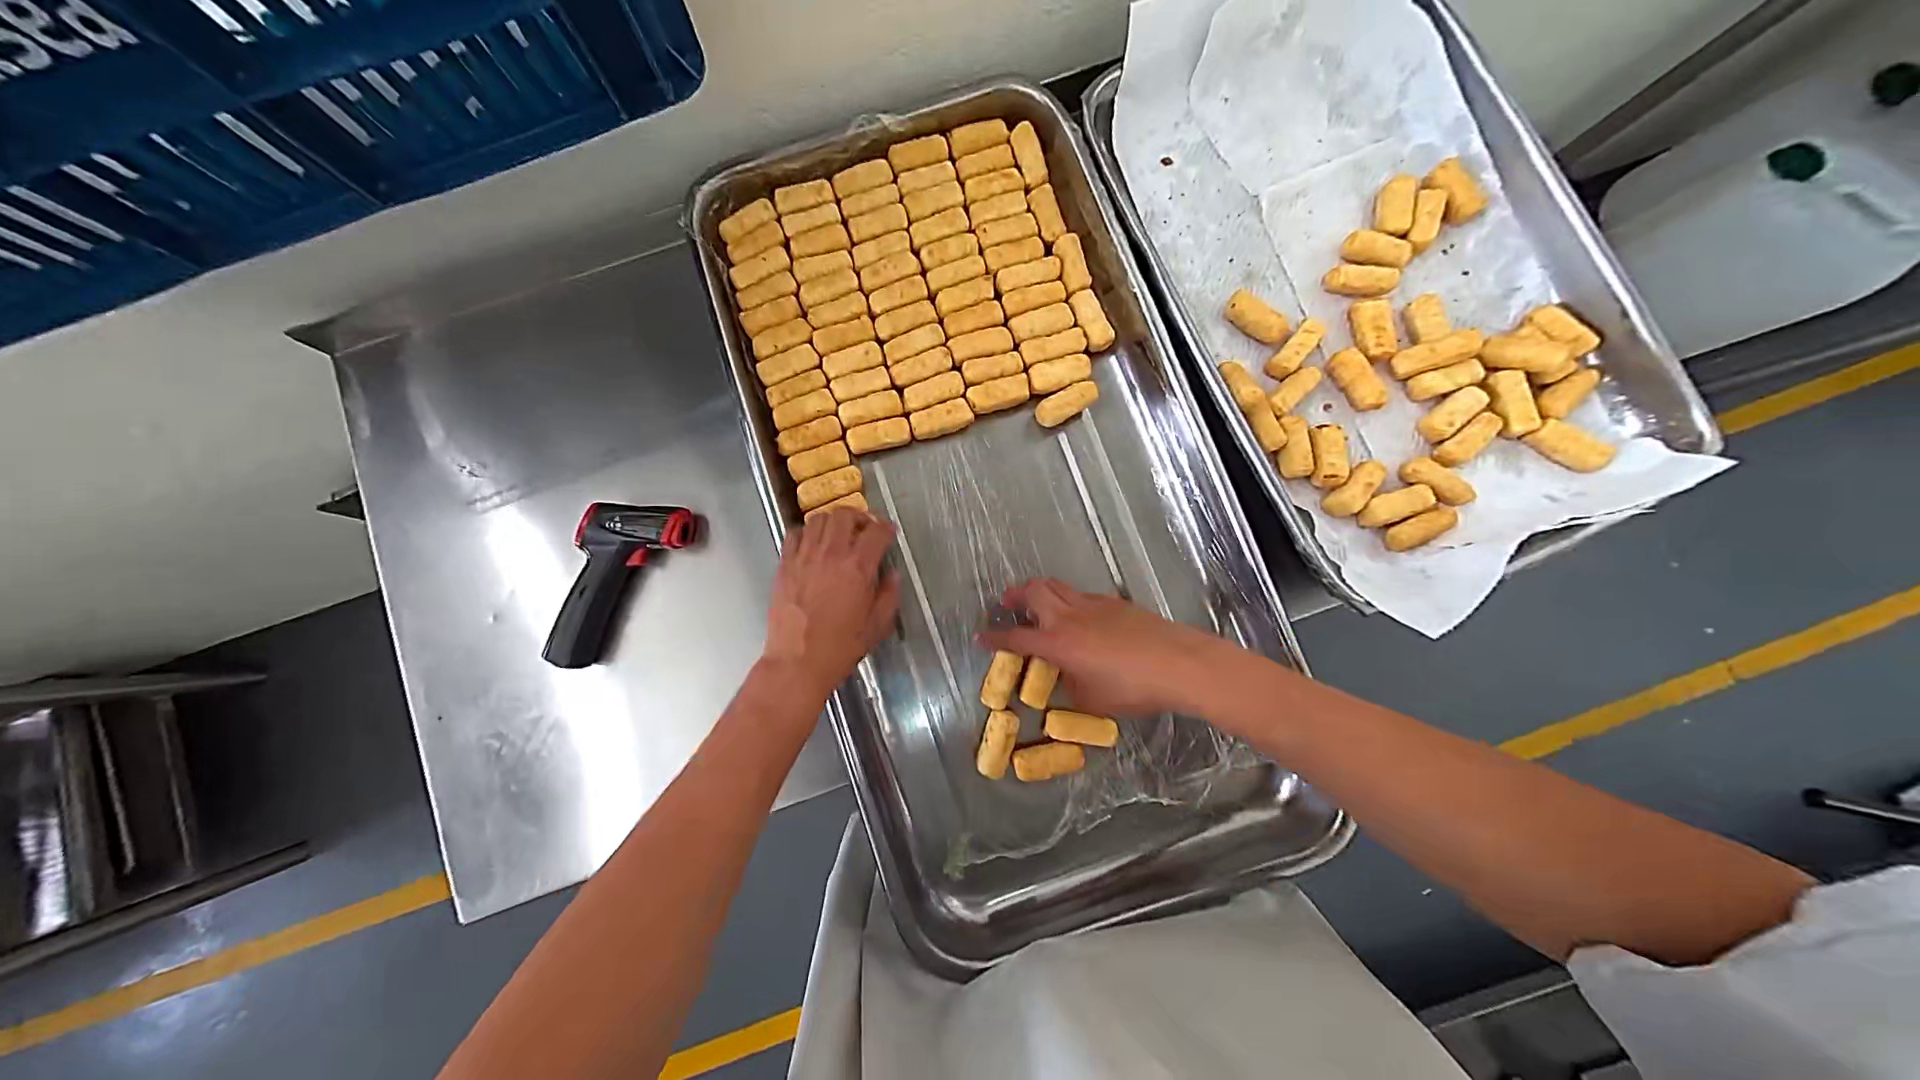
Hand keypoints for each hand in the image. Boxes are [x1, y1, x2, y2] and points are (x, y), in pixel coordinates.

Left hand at [762, 508, 899, 698]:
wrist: (798, 661)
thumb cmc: (840, 647)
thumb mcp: (877, 625)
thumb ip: (889, 594)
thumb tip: (891, 575)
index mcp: (858, 567)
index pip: (876, 531)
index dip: (886, 528)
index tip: (889, 532)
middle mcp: (831, 554)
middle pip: (845, 515)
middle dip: (860, 518)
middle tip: (864, 529)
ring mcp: (804, 556)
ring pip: (819, 519)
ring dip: (833, 522)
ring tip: (838, 535)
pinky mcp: (785, 564)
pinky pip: (795, 534)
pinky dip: (807, 533)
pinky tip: (813, 545)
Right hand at [980, 579, 1232, 718]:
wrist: (1178, 663)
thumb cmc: (1132, 687)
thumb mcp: (1092, 700)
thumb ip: (1070, 688)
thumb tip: (1065, 680)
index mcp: (1057, 642)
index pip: (1016, 637)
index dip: (996, 638)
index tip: (981, 637)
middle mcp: (1070, 616)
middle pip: (1034, 591)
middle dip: (1015, 595)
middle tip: (1007, 604)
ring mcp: (1094, 604)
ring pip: (1058, 586)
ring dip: (1041, 592)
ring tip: (1038, 604)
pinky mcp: (1116, 603)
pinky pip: (1082, 595)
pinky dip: (1069, 600)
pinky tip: (1079, 618)